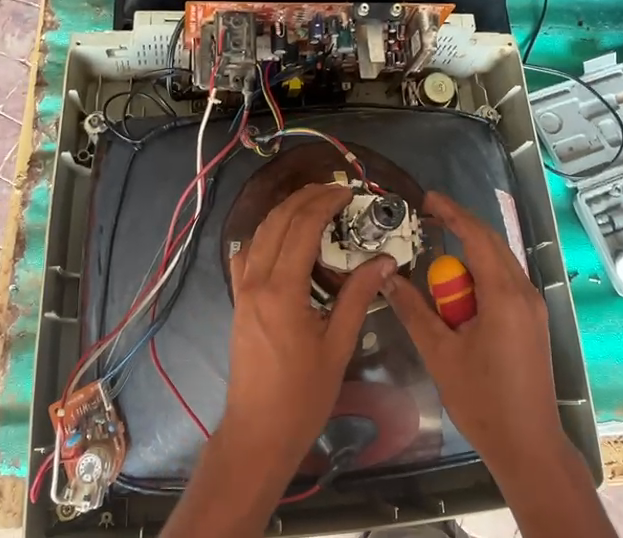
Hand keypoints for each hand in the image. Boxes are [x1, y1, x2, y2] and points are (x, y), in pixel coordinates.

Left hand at [221, 182, 396, 464]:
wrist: (258, 431)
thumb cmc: (303, 395)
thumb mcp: (339, 346)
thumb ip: (358, 297)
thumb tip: (385, 261)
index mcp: (282, 290)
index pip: (302, 227)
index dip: (325, 203)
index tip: (348, 192)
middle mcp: (256, 281)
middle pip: (278, 222)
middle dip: (305, 198)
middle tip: (335, 190)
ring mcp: (242, 290)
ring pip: (259, 233)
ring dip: (285, 211)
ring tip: (314, 203)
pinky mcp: (238, 301)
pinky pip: (247, 254)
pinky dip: (265, 234)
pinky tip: (282, 237)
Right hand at [383, 191, 562, 466]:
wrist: (529, 445)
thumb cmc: (483, 401)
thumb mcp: (440, 354)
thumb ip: (414, 311)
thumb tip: (388, 277)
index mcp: (504, 295)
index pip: (477, 237)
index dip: (452, 213)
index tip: (427, 199)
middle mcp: (524, 292)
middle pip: (492, 243)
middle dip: (460, 227)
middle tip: (426, 218)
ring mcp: (533, 307)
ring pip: (500, 262)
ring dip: (470, 252)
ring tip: (437, 249)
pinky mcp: (532, 322)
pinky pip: (505, 281)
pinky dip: (480, 274)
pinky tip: (459, 286)